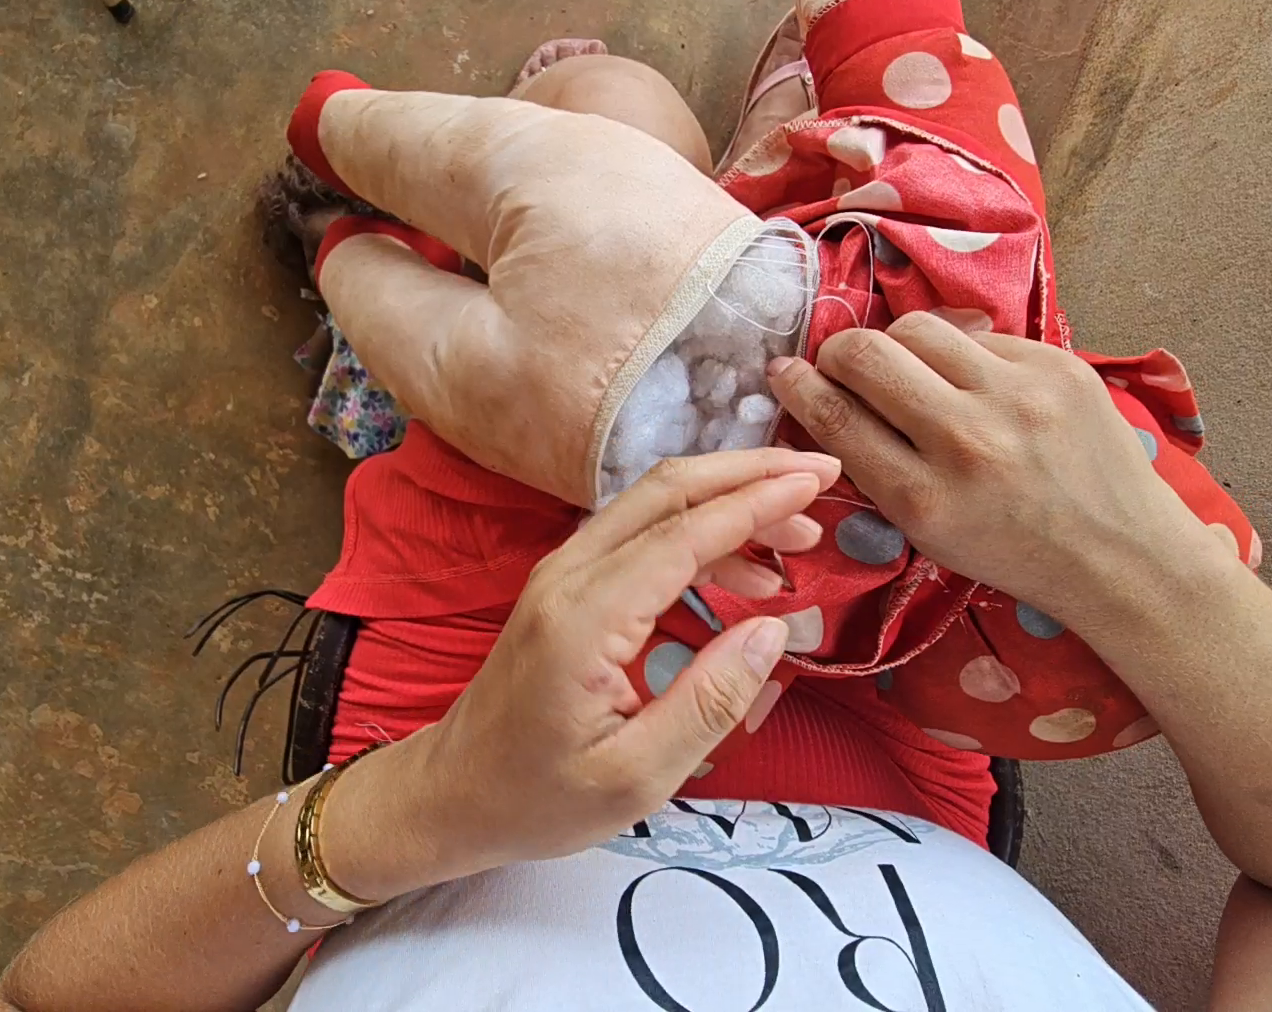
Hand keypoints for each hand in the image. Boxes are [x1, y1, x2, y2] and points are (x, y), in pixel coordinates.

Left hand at [358, 448, 839, 882]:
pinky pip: (637, 536)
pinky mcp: (564, 584)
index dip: (756, 501)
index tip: (818, 480)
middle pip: (665, 491)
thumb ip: (710, 700)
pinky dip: (695, 536)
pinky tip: (739, 575)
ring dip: (724, 504)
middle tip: (817, 478)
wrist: (453, 789)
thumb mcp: (636, 776)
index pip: (684, 533)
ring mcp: (561, 571)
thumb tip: (772, 629)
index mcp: (585, 616)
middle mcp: (568, 573)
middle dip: (746, 474)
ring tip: (796, 542)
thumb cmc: (539, 797)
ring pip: (651, 505)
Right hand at [766, 311, 1225, 627]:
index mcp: (922, 497)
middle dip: (837, 353)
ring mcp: (1018, 394)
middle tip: (840, 365)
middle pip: (867, 355)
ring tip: (906, 368)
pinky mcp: (1059, 365)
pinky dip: (957, 353)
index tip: (783, 371)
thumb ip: (872, 467)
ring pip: (917, 327)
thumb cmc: (1007, 550)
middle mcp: (966, 440)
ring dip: (894, 344)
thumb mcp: (922, 531)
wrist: (1123, 555)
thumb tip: (825, 399)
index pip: (836, 418)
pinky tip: (970, 380)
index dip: (798, 386)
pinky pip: (977, 334)